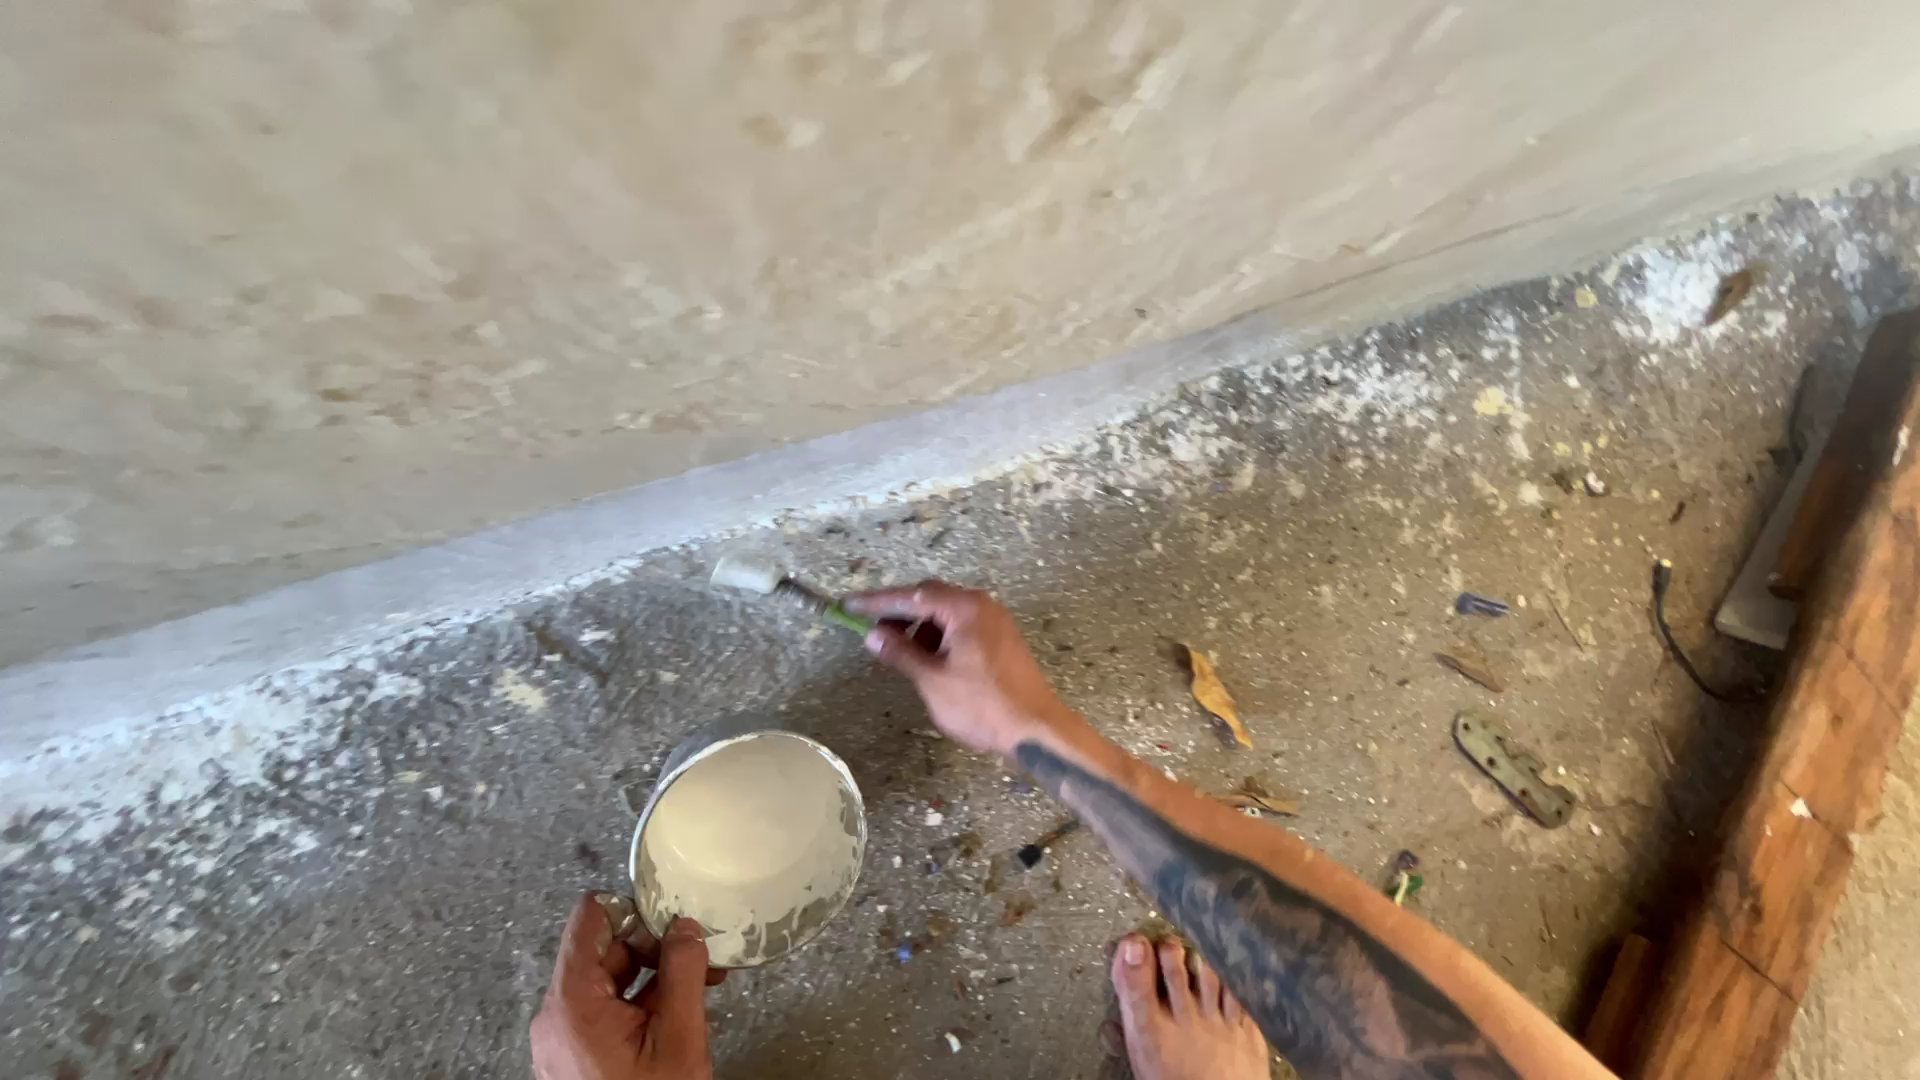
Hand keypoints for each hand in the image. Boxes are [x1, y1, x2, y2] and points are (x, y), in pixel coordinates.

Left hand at [530, 894, 722, 1079]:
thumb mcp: (678, 1037)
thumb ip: (682, 972)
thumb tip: (685, 924)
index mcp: (571, 1003)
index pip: (590, 919)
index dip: (633, 906)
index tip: (674, 915)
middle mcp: (557, 1014)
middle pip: (606, 948)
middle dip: (657, 944)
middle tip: (703, 954)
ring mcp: (565, 1037)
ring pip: (613, 977)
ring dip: (658, 972)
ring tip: (705, 980)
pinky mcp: (577, 1054)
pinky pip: (611, 1007)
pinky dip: (646, 999)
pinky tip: (684, 1004)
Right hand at [844, 580, 1081, 756]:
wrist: (1036, 729)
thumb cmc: (982, 705)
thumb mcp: (933, 680)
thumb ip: (901, 653)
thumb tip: (873, 635)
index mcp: (965, 609)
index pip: (912, 596)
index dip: (878, 601)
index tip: (850, 605)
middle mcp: (982, 605)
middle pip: (932, 597)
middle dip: (900, 613)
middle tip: (873, 632)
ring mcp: (995, 620)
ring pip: (947, 613)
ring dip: (921, 627)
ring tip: (903, 654)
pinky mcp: (1002, 638)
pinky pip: (963, 626)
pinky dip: (941, 636)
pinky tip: (931, 661)